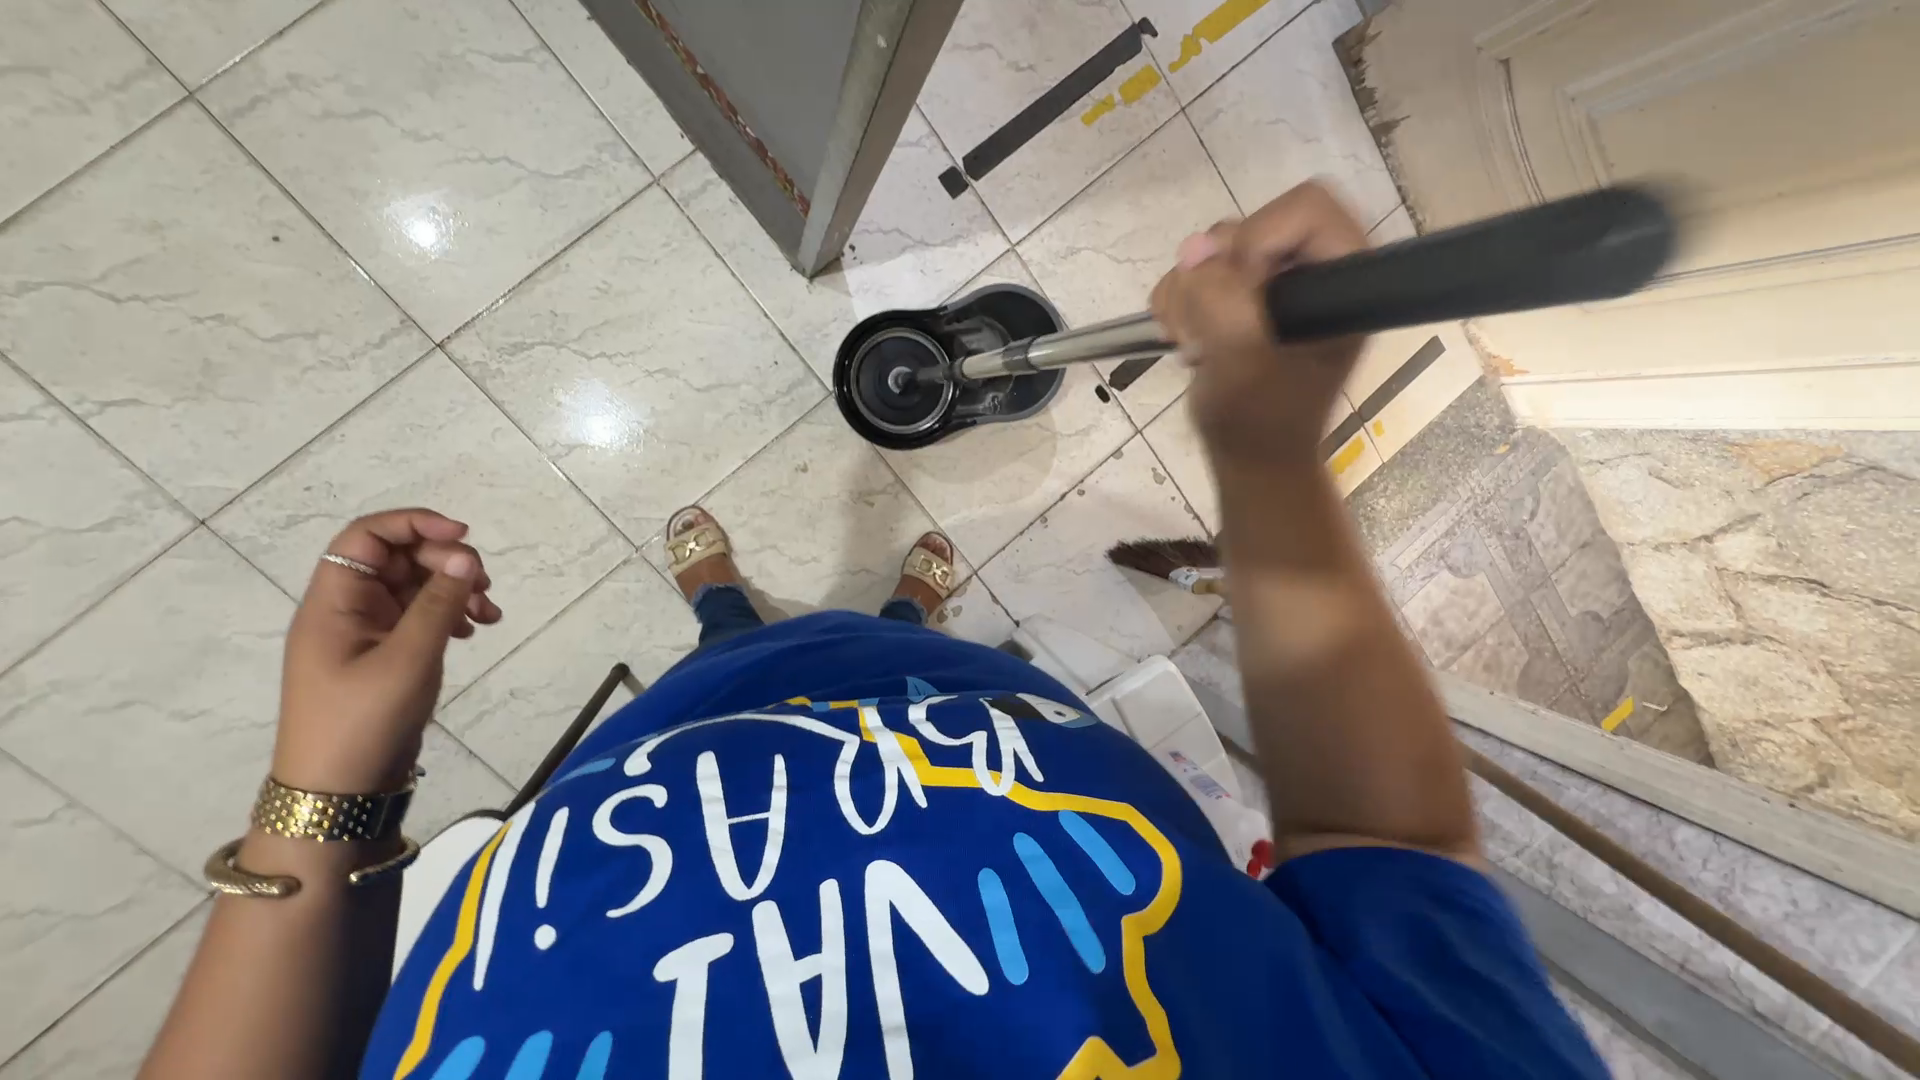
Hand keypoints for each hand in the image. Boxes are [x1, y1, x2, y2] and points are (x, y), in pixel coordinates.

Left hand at [273, 509, 502, 794]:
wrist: (339, 791)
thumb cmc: (363, 720)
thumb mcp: (408, 659)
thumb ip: (438, 603)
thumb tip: (467, 557)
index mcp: (334, 602)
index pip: (367, 536)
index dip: (415, 524)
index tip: (465, 537)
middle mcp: (347, 609)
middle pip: (397, 558)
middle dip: (446, 561)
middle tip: (484, 586)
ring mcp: (366, 633)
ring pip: (414, 587)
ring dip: (455, 589)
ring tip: (489, 614)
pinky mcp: (385, 655)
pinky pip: (420, 615)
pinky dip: (450, 614)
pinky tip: (473, 631)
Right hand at [1149, 181, 1370, 466]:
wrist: (1247, 459)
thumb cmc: (1261, 424)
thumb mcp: (1243, 367)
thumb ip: (1221, 303)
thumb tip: (1194, 250)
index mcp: (1342, 280)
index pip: (1305, 208)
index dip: (1259, 242)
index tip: (1237, 297)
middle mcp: (1310, 270)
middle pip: (1248, 226)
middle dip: (1211, 280)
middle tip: (1206, 333)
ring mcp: (1269, 283)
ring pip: (1211, 250)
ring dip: (1186, 298)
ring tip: (1196, 346)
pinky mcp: (1236, 296)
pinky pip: (1191, 273)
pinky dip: (1175, 304)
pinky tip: (1185, 341)